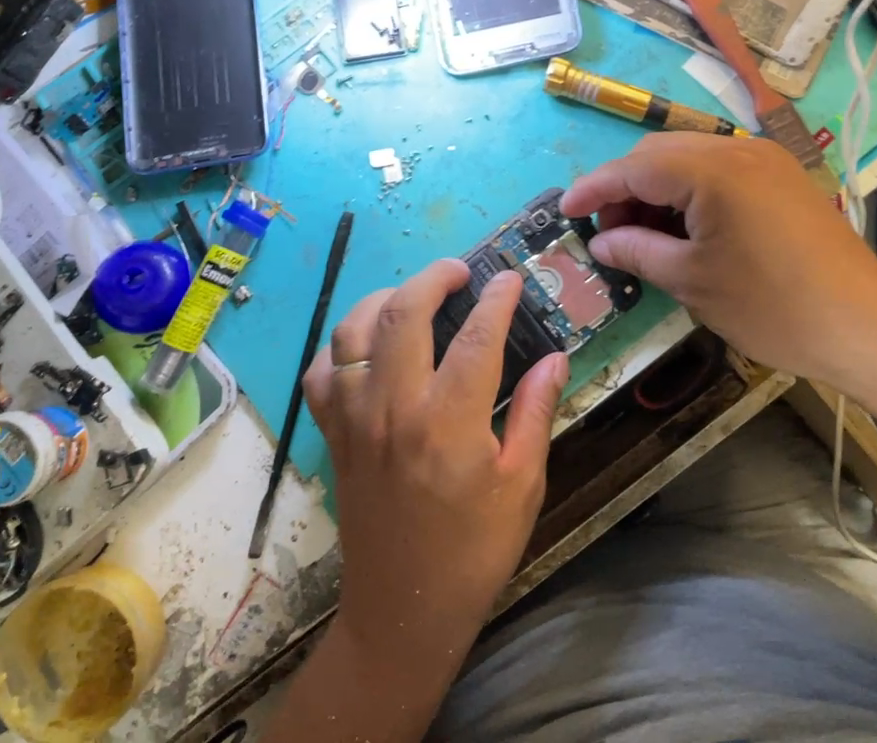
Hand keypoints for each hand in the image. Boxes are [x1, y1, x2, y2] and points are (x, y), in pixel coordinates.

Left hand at [302, 261, 568, 664]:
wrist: (405, 605)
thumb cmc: (475, 549)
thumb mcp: (522, 484)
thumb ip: (533, 412)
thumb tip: (554, 358)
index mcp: (448, 419)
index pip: (475, 334)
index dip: (495, 298)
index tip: (508, 278)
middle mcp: (393, 405)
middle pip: (403, 312)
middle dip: (433, 277)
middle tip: (459, 271)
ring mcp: (354, 417)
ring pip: (353, 330)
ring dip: (383, 298)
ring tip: (412, 296)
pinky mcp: (333, 433)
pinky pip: (322, 371)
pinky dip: (341, 345)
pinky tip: (367, 345)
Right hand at [562, 133, 876, 386]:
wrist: (864, 329)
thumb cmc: (771, 308)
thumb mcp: (691, 282)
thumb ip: (636, 251)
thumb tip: (599, 241)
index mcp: (713, 170)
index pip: (634, 167)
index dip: (593, 188)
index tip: (564, 212)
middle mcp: (740, 149)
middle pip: (660, 153)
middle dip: (625, 188)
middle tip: (607, 234)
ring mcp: (768, 160)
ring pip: (690, 158)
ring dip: (657, 188)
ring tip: (643, 237)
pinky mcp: (784, 179)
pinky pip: (720, 171)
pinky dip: (690, 191)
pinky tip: (684, 229)